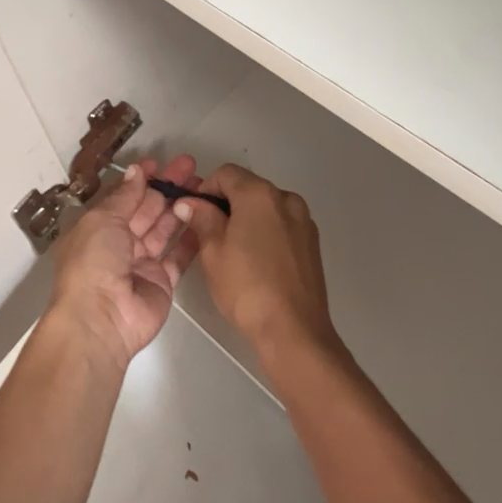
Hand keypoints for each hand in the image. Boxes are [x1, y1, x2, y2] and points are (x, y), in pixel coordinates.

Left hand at [46, 155, 204, 365]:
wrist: (101, 320)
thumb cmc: (93, 263)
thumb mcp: (103, 221)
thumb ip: (124, 196)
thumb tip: (136, 171)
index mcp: (97, 228)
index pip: (122, 197)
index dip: (140, 179)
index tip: (159, 162)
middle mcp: (118, 244)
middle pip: (146, 210)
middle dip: (166, 188)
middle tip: (190, 166)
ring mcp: (141, 264)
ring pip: (164, 229)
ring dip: (181, 207)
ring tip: (203, 185)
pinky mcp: (162, 281)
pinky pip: (179, 255)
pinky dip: (191, 237)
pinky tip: (206, 217)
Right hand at [170, 163, 336, 357]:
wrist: (293, 329)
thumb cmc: (246, 287)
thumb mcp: (213, 252)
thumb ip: (202, 218)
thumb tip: (189, 202)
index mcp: (260, 194)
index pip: (226, 173)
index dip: (205, 189)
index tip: (194, 215)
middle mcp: (286, 198)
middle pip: (248, 187)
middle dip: (226, 204)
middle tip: (208, 235)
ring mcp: (304, 220)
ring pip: (267, 207)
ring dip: (247, 218)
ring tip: (233, 252)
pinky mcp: (312, 242)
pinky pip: (282, 225)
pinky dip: (266, 232)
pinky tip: (258, 262)